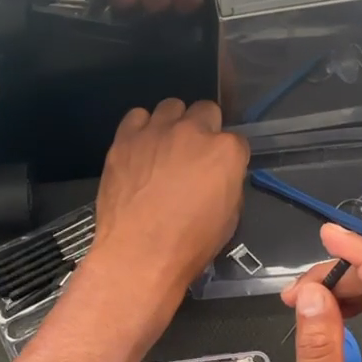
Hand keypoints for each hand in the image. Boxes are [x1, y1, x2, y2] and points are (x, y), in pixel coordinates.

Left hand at [88, 99, 248, 293]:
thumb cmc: (189, 245)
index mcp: (225, 152)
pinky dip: (141, 128)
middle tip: (193, 155)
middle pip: (204, 111)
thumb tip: (219, 175)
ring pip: (170, 107)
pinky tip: (140, 148)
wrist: (138, 255)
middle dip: (203, 129)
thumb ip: (227, 183)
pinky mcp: (125, 139)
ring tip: (164, 148)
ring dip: (172, 124)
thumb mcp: (229, 218)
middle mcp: (192, 132)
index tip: (218, 170)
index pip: (236, 140)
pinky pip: (136, 117)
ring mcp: (156, 132)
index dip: (227, 156)